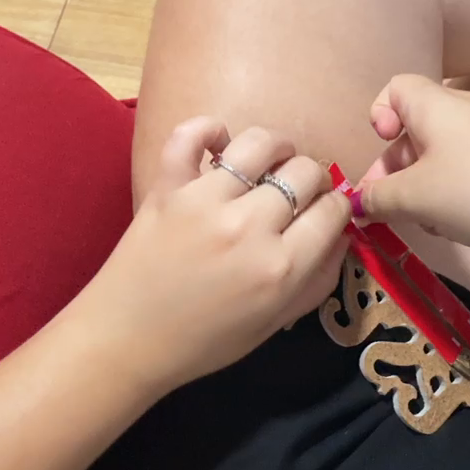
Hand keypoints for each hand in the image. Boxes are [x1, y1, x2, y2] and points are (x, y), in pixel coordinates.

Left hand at [64, 118, 351, 393]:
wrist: (127, 339)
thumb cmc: (204, 340)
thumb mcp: (273, 322)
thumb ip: (317, 281)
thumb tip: (342, 234)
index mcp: (281, 267)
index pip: (333, 210)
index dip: (338, 206)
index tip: (327, 210)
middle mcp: (249, 226)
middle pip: (304, 171)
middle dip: (313, 179)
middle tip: (297, 193)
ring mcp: (205, 200)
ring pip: (260, 144)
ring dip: (275, 147)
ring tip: (269, 162)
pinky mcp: (168, 186)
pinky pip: (191, 134)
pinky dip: (209, 129)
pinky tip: (219, 145)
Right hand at [353, 74, 469, 259]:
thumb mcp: (419, 199)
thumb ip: (379, 199)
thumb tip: (356, 202)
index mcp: (434, 105)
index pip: (394, 89)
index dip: (378, 114)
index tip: (383, 148)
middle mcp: (464, 111)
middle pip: (414, 129)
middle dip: (396, 169)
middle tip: (391, 208)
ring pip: (441, 155)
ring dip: (426, 188)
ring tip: (433, 222)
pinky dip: (459, 194)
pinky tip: (468, 224)